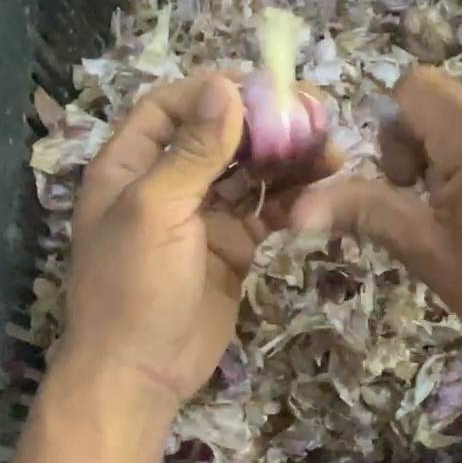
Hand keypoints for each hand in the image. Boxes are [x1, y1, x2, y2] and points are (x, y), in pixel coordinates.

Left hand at [63, 73, 335, 420]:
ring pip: (248, 173)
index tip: (265, 89)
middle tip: (317, 116)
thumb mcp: (155, 210)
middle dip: (264, 125)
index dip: (214, 92)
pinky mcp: (231, 246)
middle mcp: (166, 183)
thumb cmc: (133, 287)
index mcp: (130, 165)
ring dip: (286, 160)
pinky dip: (290, 200)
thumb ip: (192, 151)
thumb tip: (225, 87)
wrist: (139, 374)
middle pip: (219, 136)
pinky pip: (264, 211)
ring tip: (331, 152)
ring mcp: (202, 216)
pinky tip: (318, 193)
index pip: (171, 107)